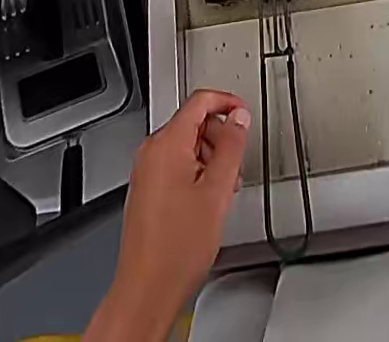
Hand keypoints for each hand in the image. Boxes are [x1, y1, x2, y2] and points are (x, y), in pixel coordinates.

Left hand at [85, 89, 249, 341]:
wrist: (147, 288)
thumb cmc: (175, 248)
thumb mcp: (217, 191)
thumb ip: (232, 147)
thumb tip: (239, 118)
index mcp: (166, 144)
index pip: (199, 101)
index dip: (226, 101)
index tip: (242, 111)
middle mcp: (151, 151)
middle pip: (193, 121)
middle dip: (219, 136)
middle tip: (235, 161)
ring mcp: (146, 169)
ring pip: (185, 143)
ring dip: (209, 156)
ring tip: (222, 187)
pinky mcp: (146, 186)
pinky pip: (175, 162)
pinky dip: (195, 170)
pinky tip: (206, 199)